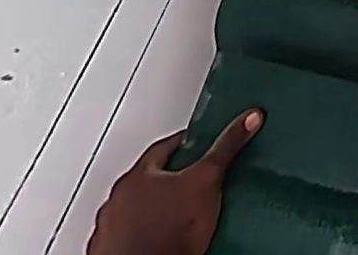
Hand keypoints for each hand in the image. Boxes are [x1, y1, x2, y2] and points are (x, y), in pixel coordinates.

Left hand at [86, 108, 263, 254]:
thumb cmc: (171, 232)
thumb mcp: (209, 178)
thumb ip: (227, 146)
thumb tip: (248, 119)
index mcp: (136, 178)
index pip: (163, 148)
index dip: (185, 143)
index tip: (198, 144)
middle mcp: (115, 204)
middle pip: (147, 179)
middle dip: (168, 177)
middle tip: (190, 178)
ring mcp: (109, 235)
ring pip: (135, 210)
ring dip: (152, 209)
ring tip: (179, 211)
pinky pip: (129, 238)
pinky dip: (144, 234)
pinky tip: (164, 237)